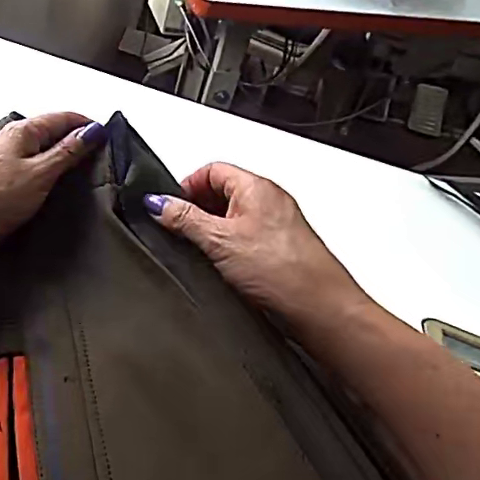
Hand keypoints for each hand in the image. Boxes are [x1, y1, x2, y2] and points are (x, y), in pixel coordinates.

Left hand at [0, 112, 104, 285]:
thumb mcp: (42, 172)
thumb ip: (69, 151)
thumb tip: (92, 131)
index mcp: (23, 130)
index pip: (64, 116)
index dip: (87, 125)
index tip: (106, 137)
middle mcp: (13, 137)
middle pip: (54, 129)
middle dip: (77, 138)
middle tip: (98, 153)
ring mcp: (7, 154)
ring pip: (45, 145)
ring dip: (64, 153)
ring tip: (81, 167)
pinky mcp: (5, 172)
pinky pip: (35, 160)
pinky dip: (50, 165)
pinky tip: (56, 178)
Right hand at [144, 163, 372, 333]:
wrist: (320, 309)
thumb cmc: (285, 271)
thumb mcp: (219, 241)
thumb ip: (185, 219)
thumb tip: (159, 204)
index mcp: (257, 186)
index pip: (212, 169)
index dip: (186, 186)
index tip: (170, 208)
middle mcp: (270, 201)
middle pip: (221, 192)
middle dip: (197, 210)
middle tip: (182, 231)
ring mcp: (276, 226)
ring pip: (233, 219)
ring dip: (213, 232)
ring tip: (204, 254)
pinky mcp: (279, 250)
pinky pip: (245, 240)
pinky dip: (229, 249)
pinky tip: (223, 270)